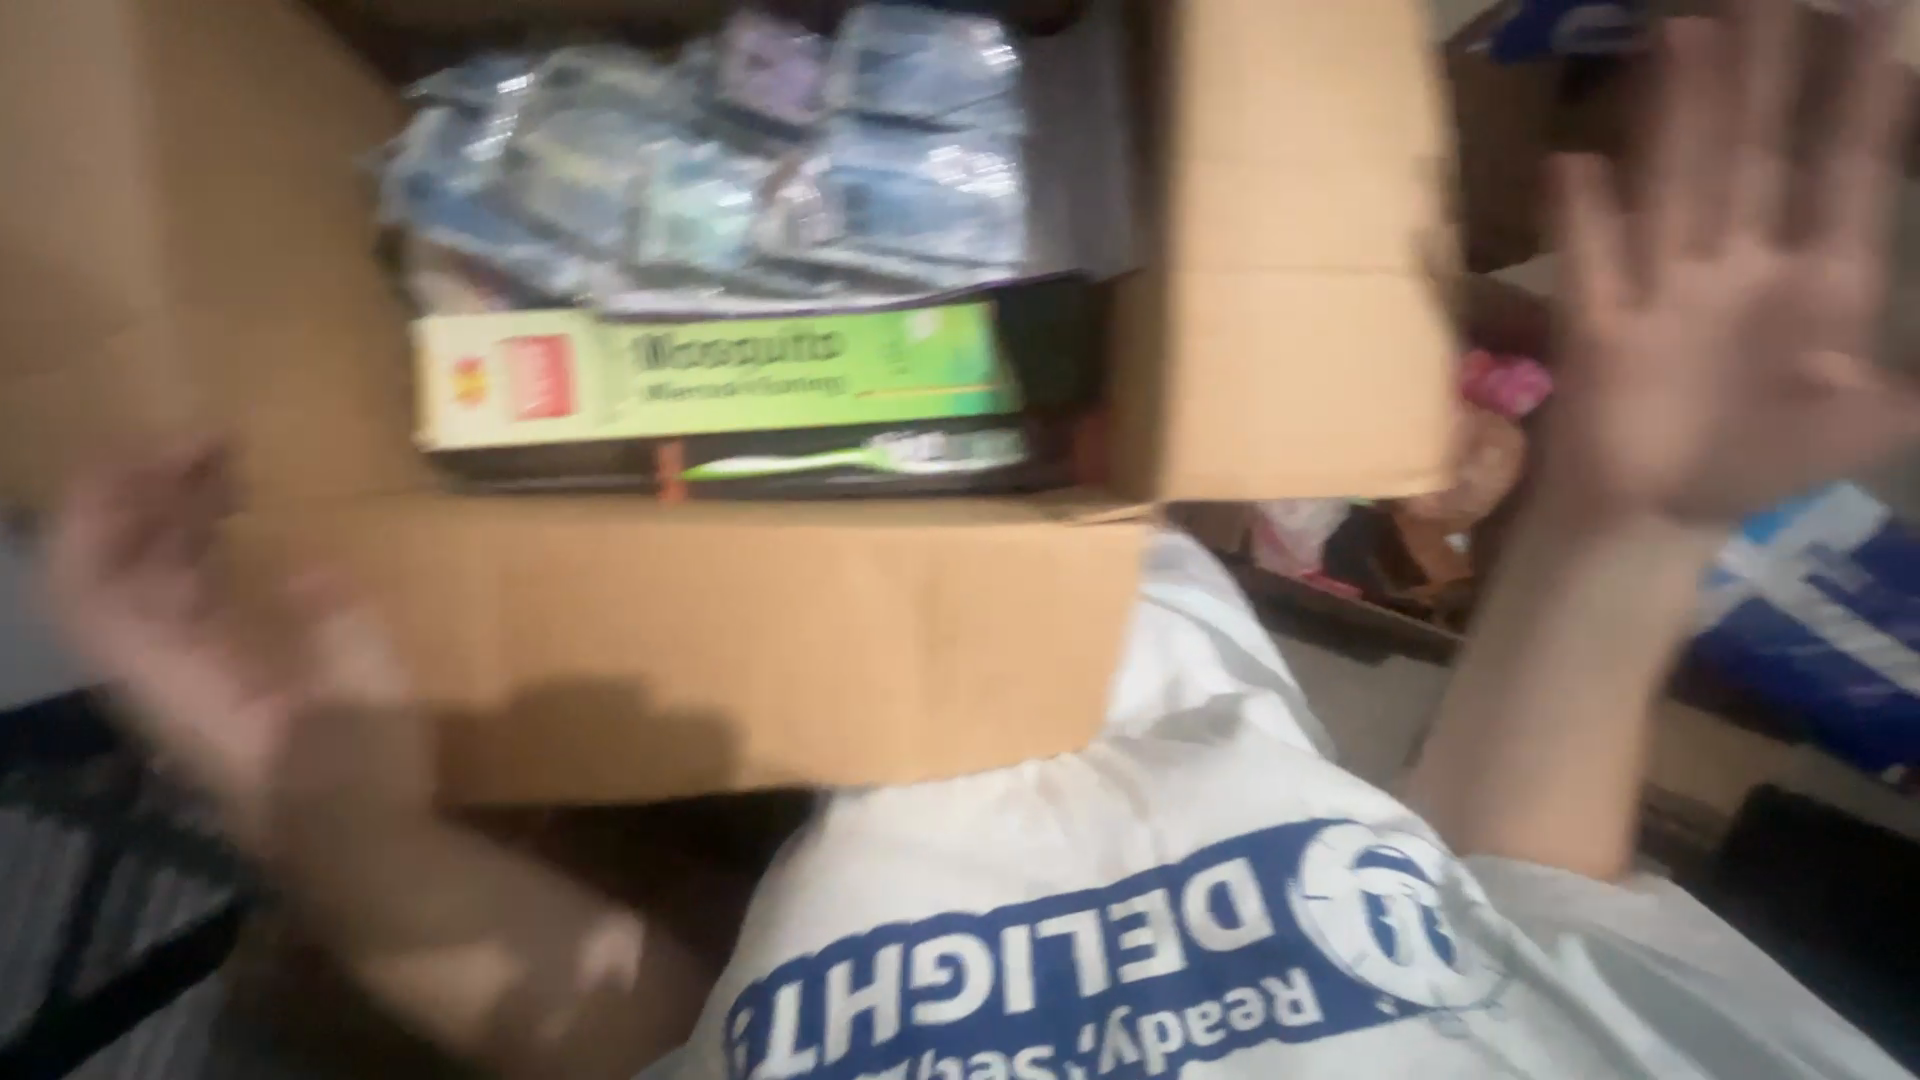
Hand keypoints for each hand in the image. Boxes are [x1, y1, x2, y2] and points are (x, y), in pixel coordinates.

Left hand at [43, 440, 430, 851]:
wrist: (359, 852)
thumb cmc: (360, 781)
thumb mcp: (366, 705)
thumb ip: (338, 634)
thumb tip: (312, 568)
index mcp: (179, 682)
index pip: (96, 589)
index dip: (105, 516)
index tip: (155, 453)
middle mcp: (164, 679)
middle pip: (113, 579)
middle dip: (140, 503)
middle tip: (205, 445)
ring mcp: (194, 684)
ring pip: (148, 593)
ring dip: (168, 527)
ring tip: (218, 473)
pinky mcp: (228, 688)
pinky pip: (188, 609)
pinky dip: (200, 561)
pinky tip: (238, 539)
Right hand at [1545, 0, 1918, 527]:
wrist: (1656, 514)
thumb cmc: (1764, 464)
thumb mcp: (1892, 412)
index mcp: (1821, 278)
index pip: (1848, 165)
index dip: (1864, 89)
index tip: (1875, 10)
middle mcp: (1739, 267)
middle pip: (1753, 154)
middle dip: (1765, 72)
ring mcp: (1663, 292)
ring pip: (1676, 187)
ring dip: (1678, 116)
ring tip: (1682, 36)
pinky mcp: (1598, 328)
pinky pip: (1590, 261)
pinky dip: (1579, 216)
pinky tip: (1570, 164)